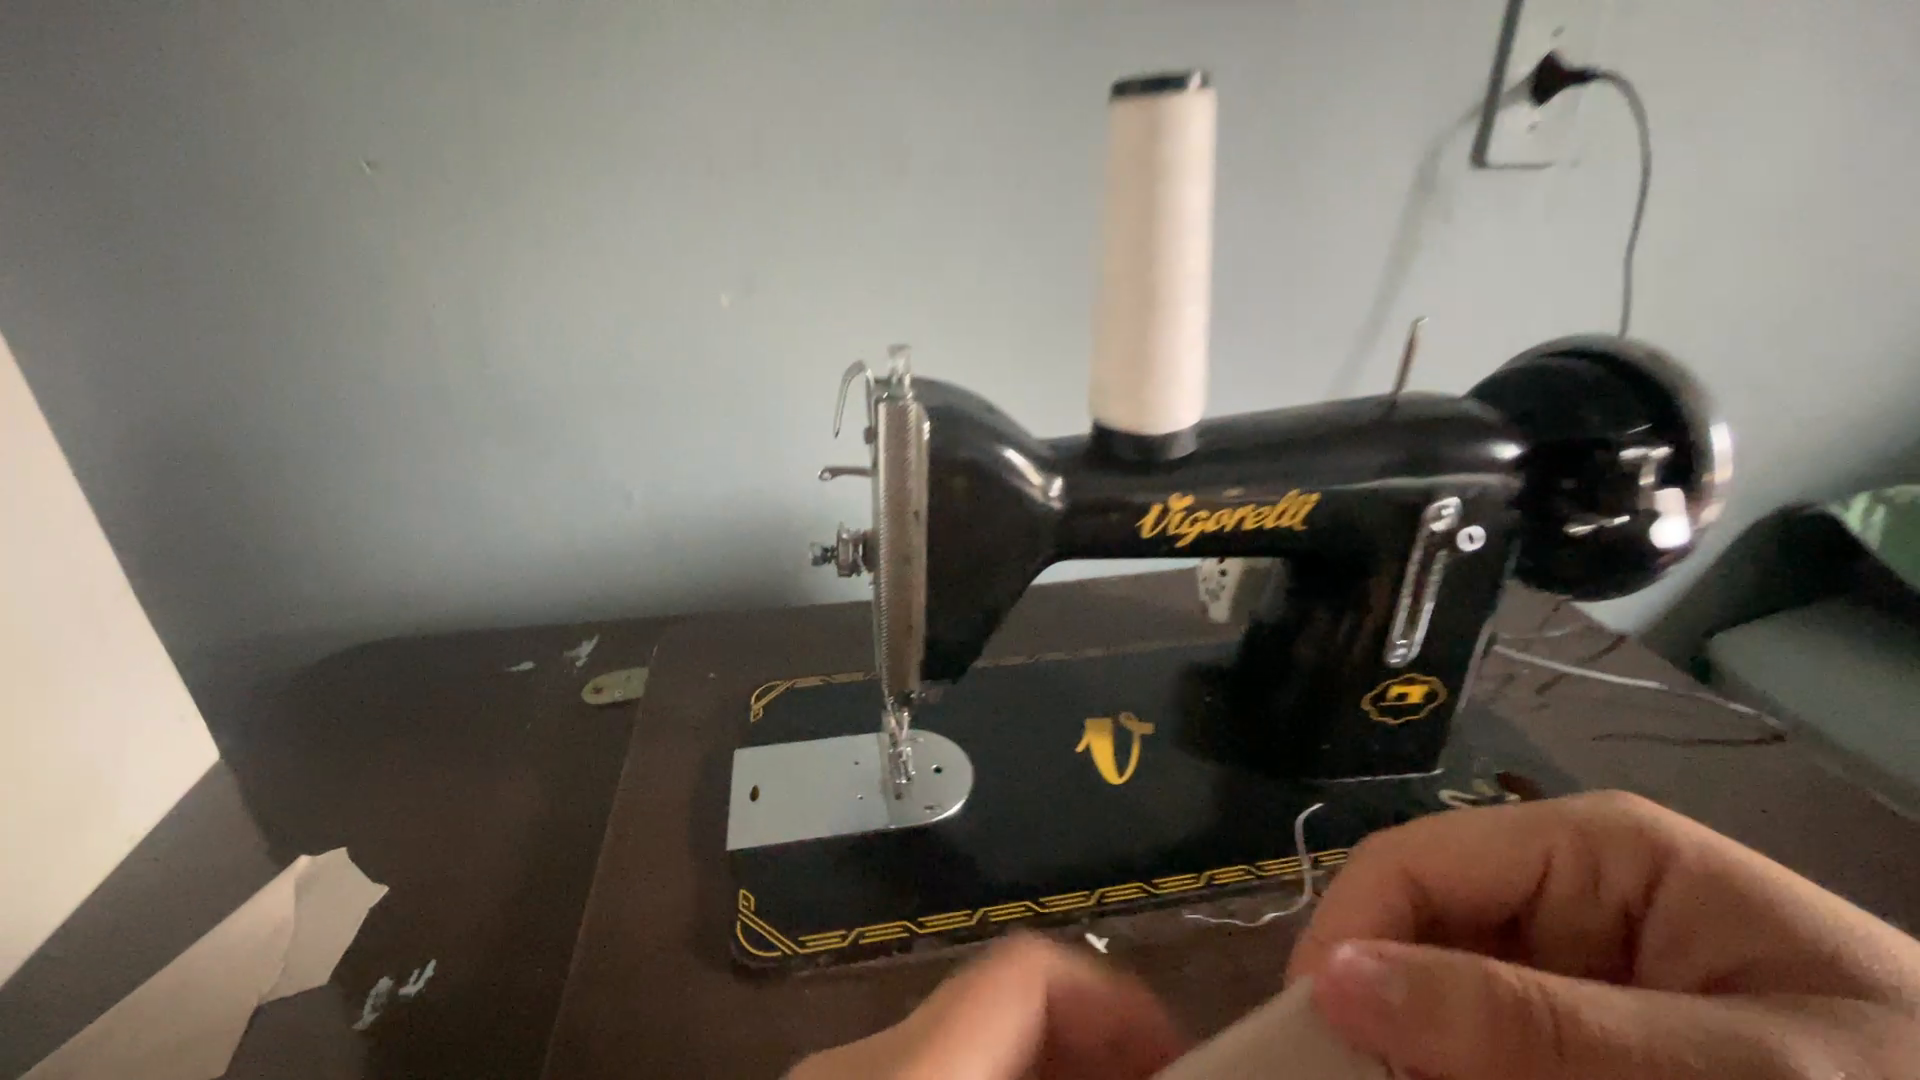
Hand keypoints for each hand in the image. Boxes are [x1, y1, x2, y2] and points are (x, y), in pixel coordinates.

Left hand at [787, 934, 1186, 1079]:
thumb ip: (1076, 1074)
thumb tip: (1163, 1060)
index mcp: (906, 1068)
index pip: (1025, 970)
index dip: (1115, 994)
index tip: (1180, 1050)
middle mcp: (863, 1052)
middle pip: (1005, 1000)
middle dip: (1097, 1039)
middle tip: (1160, 1079)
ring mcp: (842, 1075)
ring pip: (974, 1038)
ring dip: (1056, 1065)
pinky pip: (940, 1069)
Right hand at [1288, 791, 1919, 1077]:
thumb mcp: (1733, 1073)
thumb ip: (1534, 1028)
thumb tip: (1333, 980)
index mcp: (1589, 847)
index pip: (1412, 862)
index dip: (1347, 938)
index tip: (1311, 1041)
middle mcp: (1560, 890)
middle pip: (1416, 932)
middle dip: (1382, 1014)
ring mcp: (1566, 960)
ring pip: (1434, 994)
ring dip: (1414, 1052)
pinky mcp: (1575, 1026)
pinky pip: (1481, 1039)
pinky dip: (1453, 1069)